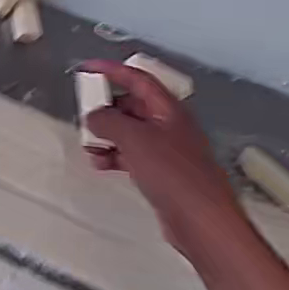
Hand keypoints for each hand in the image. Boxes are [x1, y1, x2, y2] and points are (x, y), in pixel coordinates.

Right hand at [80, 60, 242, 236]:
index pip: (136, 79)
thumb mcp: (133, 139)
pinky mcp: (161, 173)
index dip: (111, 70)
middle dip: (106, 109)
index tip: (88, 67)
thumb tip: (94, 116)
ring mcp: (166, 150)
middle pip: (131, 106)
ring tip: (91, 146)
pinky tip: (102, 164)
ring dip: (107, 136)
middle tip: (87, 116)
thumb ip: (108, 121)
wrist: (202, 221)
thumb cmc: (175, 175)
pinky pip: (132, 155)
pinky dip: (114, 156)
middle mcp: (168, 125)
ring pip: (129, 132)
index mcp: (167, 109)